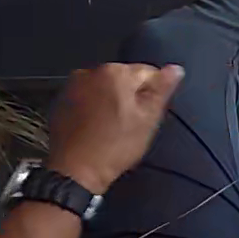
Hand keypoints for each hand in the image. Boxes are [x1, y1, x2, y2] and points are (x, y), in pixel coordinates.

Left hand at [45, 63, 182, 192]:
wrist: (77, 169)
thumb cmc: (115, 146)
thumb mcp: (148, 119)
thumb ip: (162, 90)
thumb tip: (176, 69)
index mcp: (116, 73)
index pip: (149, 73)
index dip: (155, 95)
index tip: (149, 115)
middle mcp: (91, 71)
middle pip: (126, 79)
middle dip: (133, 97)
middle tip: (133, 125)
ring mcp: (73, 85)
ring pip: (107, 88)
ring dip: (114, 102)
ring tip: (115, 128)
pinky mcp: (62, 99)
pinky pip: (89, 97)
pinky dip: (97, 108)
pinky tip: (99, 128)